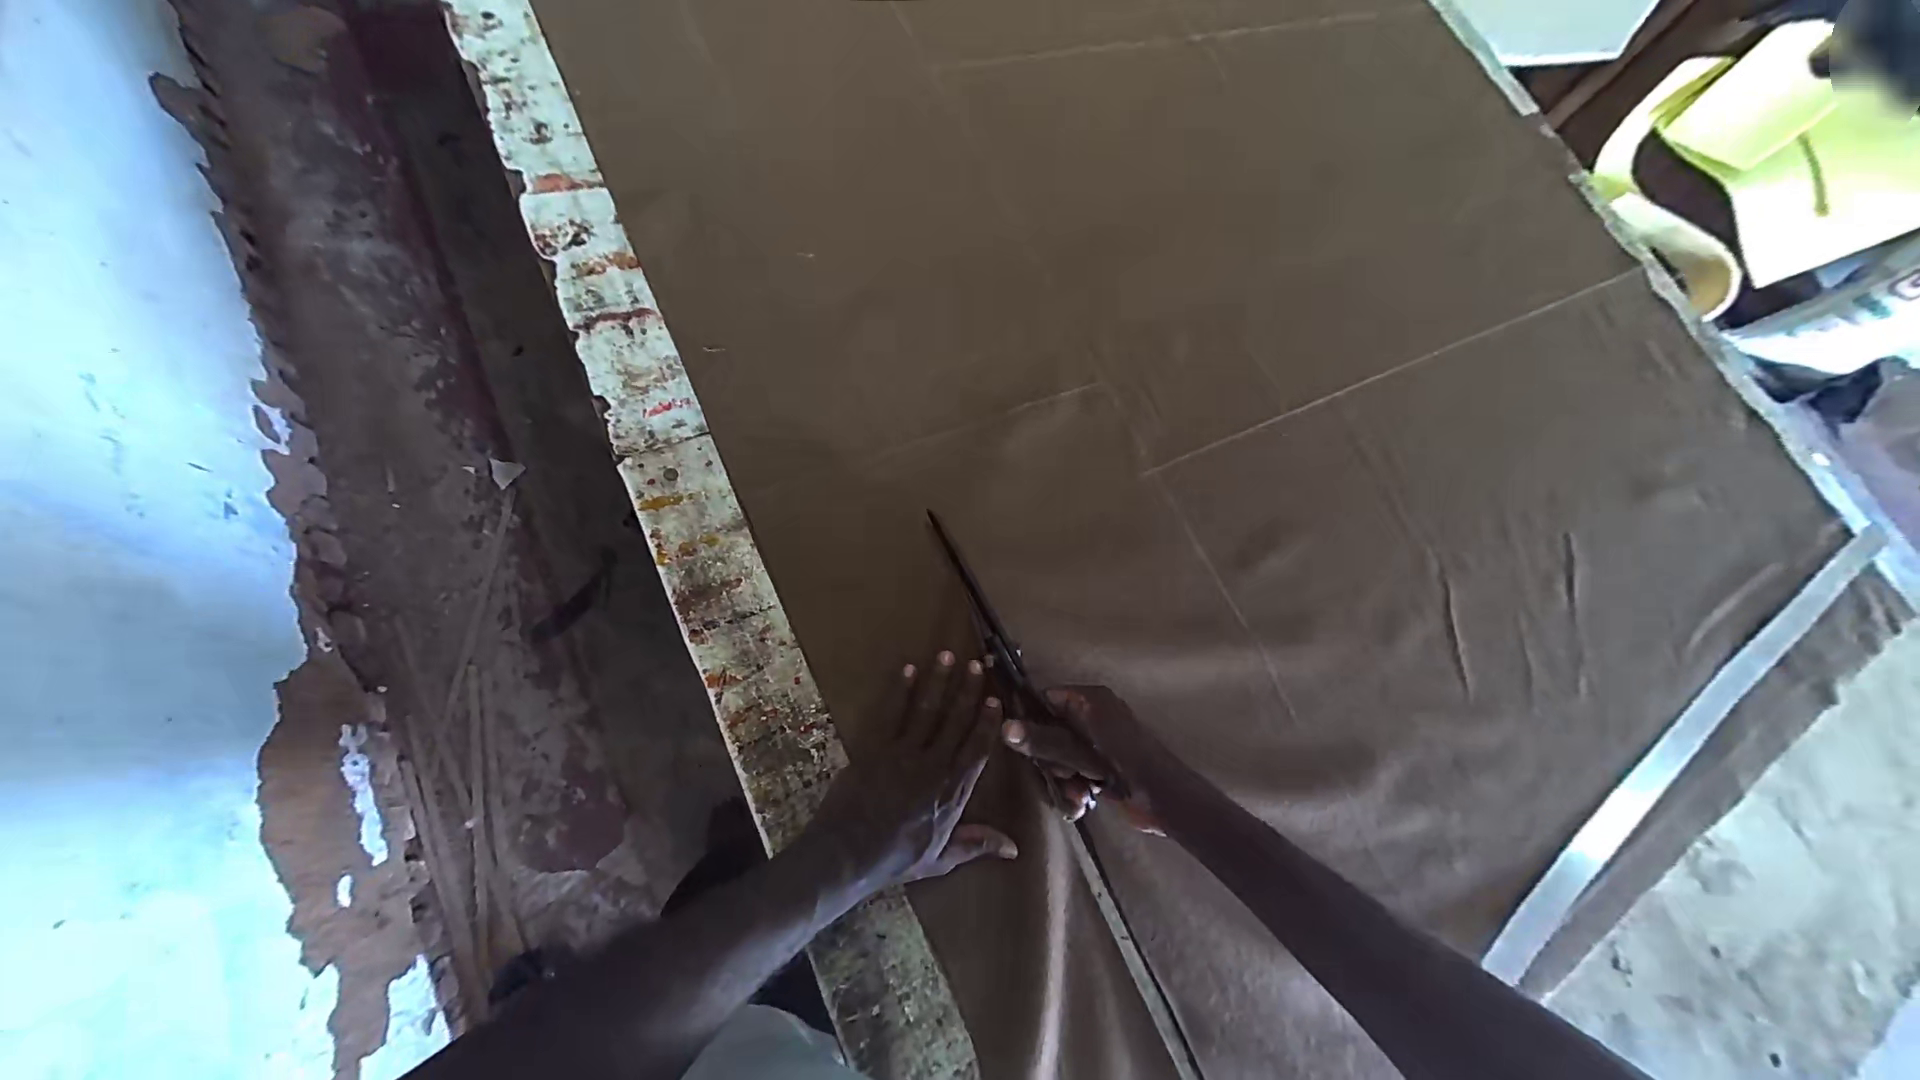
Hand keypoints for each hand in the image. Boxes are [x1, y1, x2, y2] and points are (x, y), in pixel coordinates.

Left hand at [805, 652, 1018, 889]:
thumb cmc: (895, 860)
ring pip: (928, 710)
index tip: (994, 699)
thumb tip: (1015, 847)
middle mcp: (933, 767)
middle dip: (967, 691)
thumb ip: (977, 844)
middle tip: (977, 664)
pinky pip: (892, 713)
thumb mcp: (941, 858)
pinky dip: (901, 690)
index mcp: (952, 793)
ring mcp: (904, 755)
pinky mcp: (877, 748)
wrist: (848, 855)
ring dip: (939, 681)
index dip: (987, 723)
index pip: (976, 750)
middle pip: (956, 722)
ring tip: (948, 655)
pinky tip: (908, 668)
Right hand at [1003, 686, 1162, 833]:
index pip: (1043, 700)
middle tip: (1065, 775)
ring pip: (1060, 757)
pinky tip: (1083, 802)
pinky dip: (1076, 788)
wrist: (1169, 802)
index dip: (1031, 723)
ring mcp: (1097, 741)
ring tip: (1079, 793)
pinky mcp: (1102, 765)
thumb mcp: (1080, 752)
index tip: (1027, 747)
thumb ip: (1043, 740)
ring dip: (1065, 780)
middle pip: (1049, 733)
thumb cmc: (1126, 765)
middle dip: (1053, 762)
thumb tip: (1004, 727)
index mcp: (1089, 699)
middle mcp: (1092, 714)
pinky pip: (1075, 771)